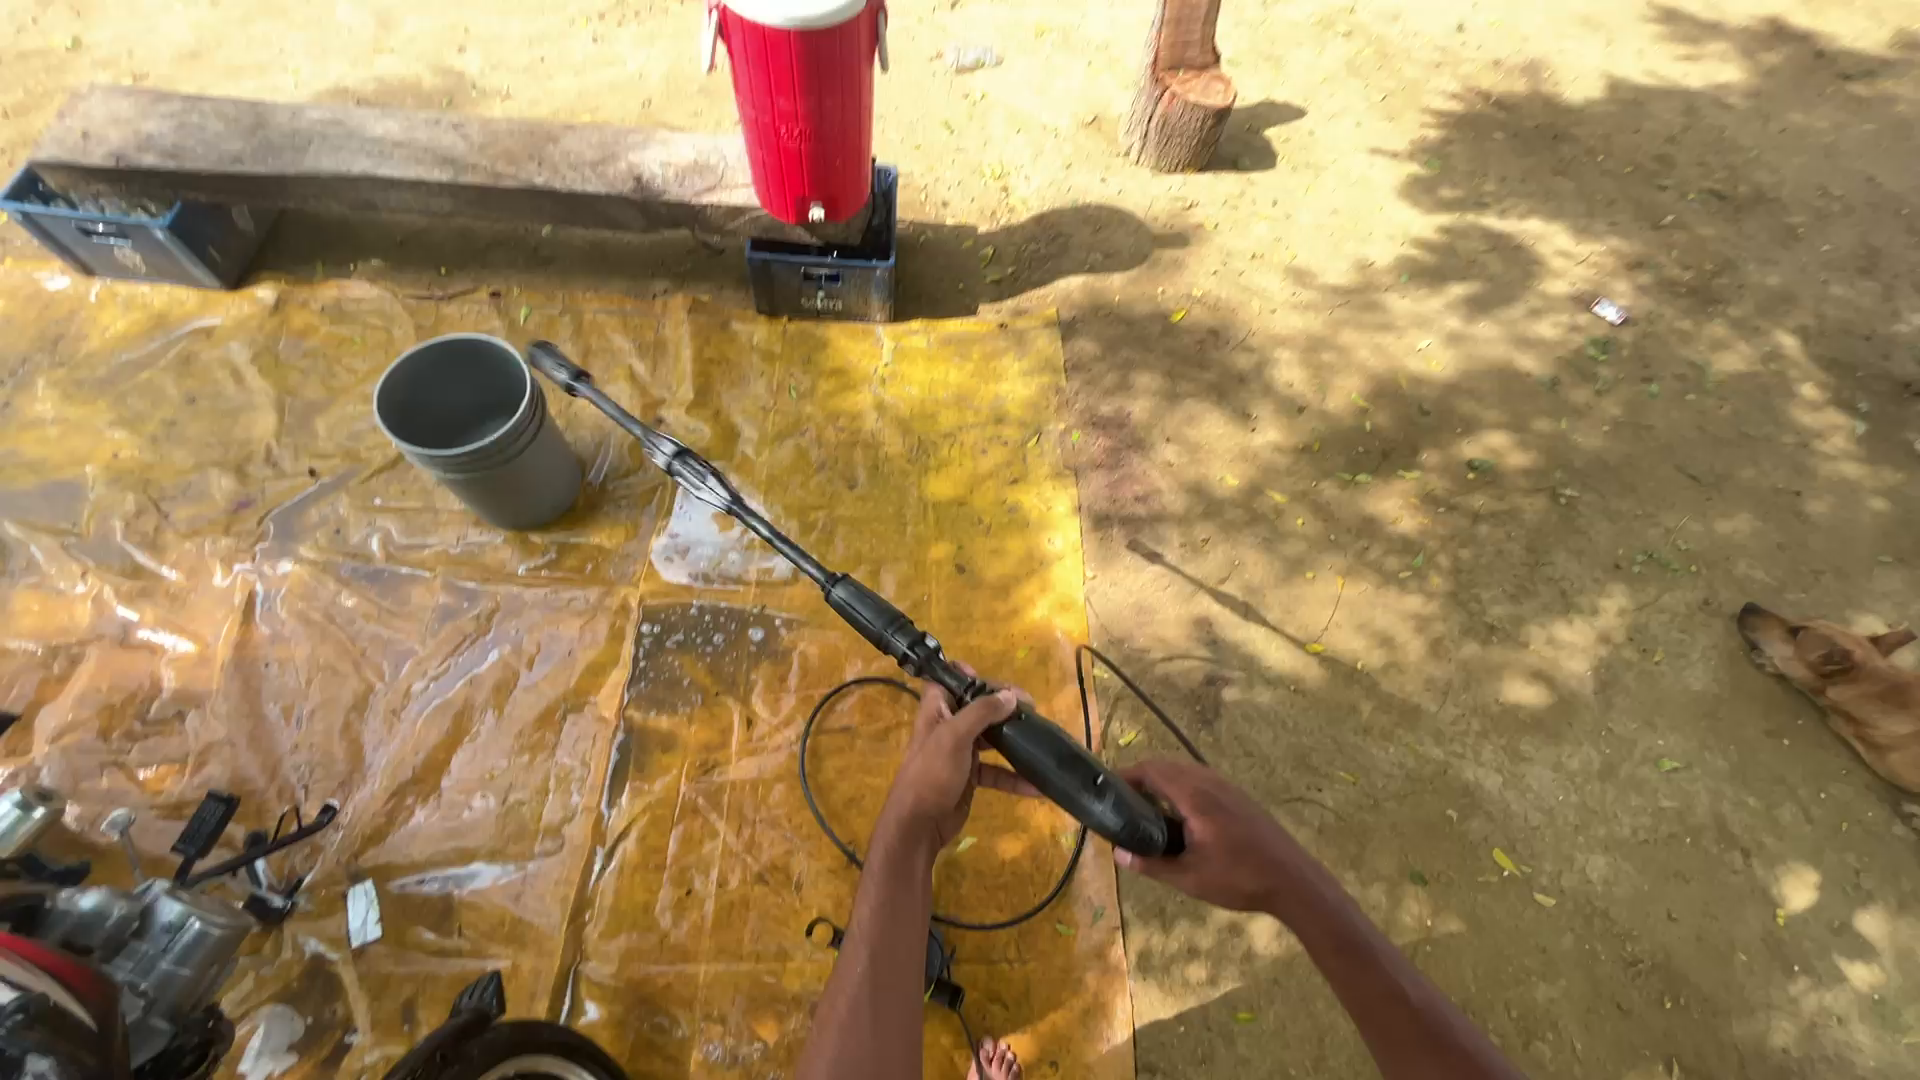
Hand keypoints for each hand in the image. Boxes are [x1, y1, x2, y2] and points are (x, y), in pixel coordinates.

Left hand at [876, 678, 1038, 852]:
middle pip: (976, 708)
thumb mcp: (954, 737)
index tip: (986, 678)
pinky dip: (1014, 777)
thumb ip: (982, 713)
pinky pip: (996, 771)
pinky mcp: (970, 777)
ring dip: (1012, 738)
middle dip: (1001, 705)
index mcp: (936, 712)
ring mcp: (959, 753)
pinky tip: (1037, 785)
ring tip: (1038, 733)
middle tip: (1030, 706)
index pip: (945, 681)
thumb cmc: (932, 773)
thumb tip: (1010, 695)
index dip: (962, 674)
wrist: (918, 825)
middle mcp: (947, 728)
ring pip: (989, 739)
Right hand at [1114, 760, 1310, 912]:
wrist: (1294, 881)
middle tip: (1123, 801)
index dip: (1127, 775)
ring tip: (1147, 808)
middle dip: (1141, 778)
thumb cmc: (1239, 878)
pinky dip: (1181, 787)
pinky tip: (1181, 815)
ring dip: (1162, 781)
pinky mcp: (1238, 796)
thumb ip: (1152, 864)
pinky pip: (1200, 779)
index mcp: (1194, 795)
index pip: (1151, 770)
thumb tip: (1118, 855)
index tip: (1108, 789)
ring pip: (1184, 771)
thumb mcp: (1189, 878)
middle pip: (1166, 766)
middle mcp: (1209, 782)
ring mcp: (1226, 786)